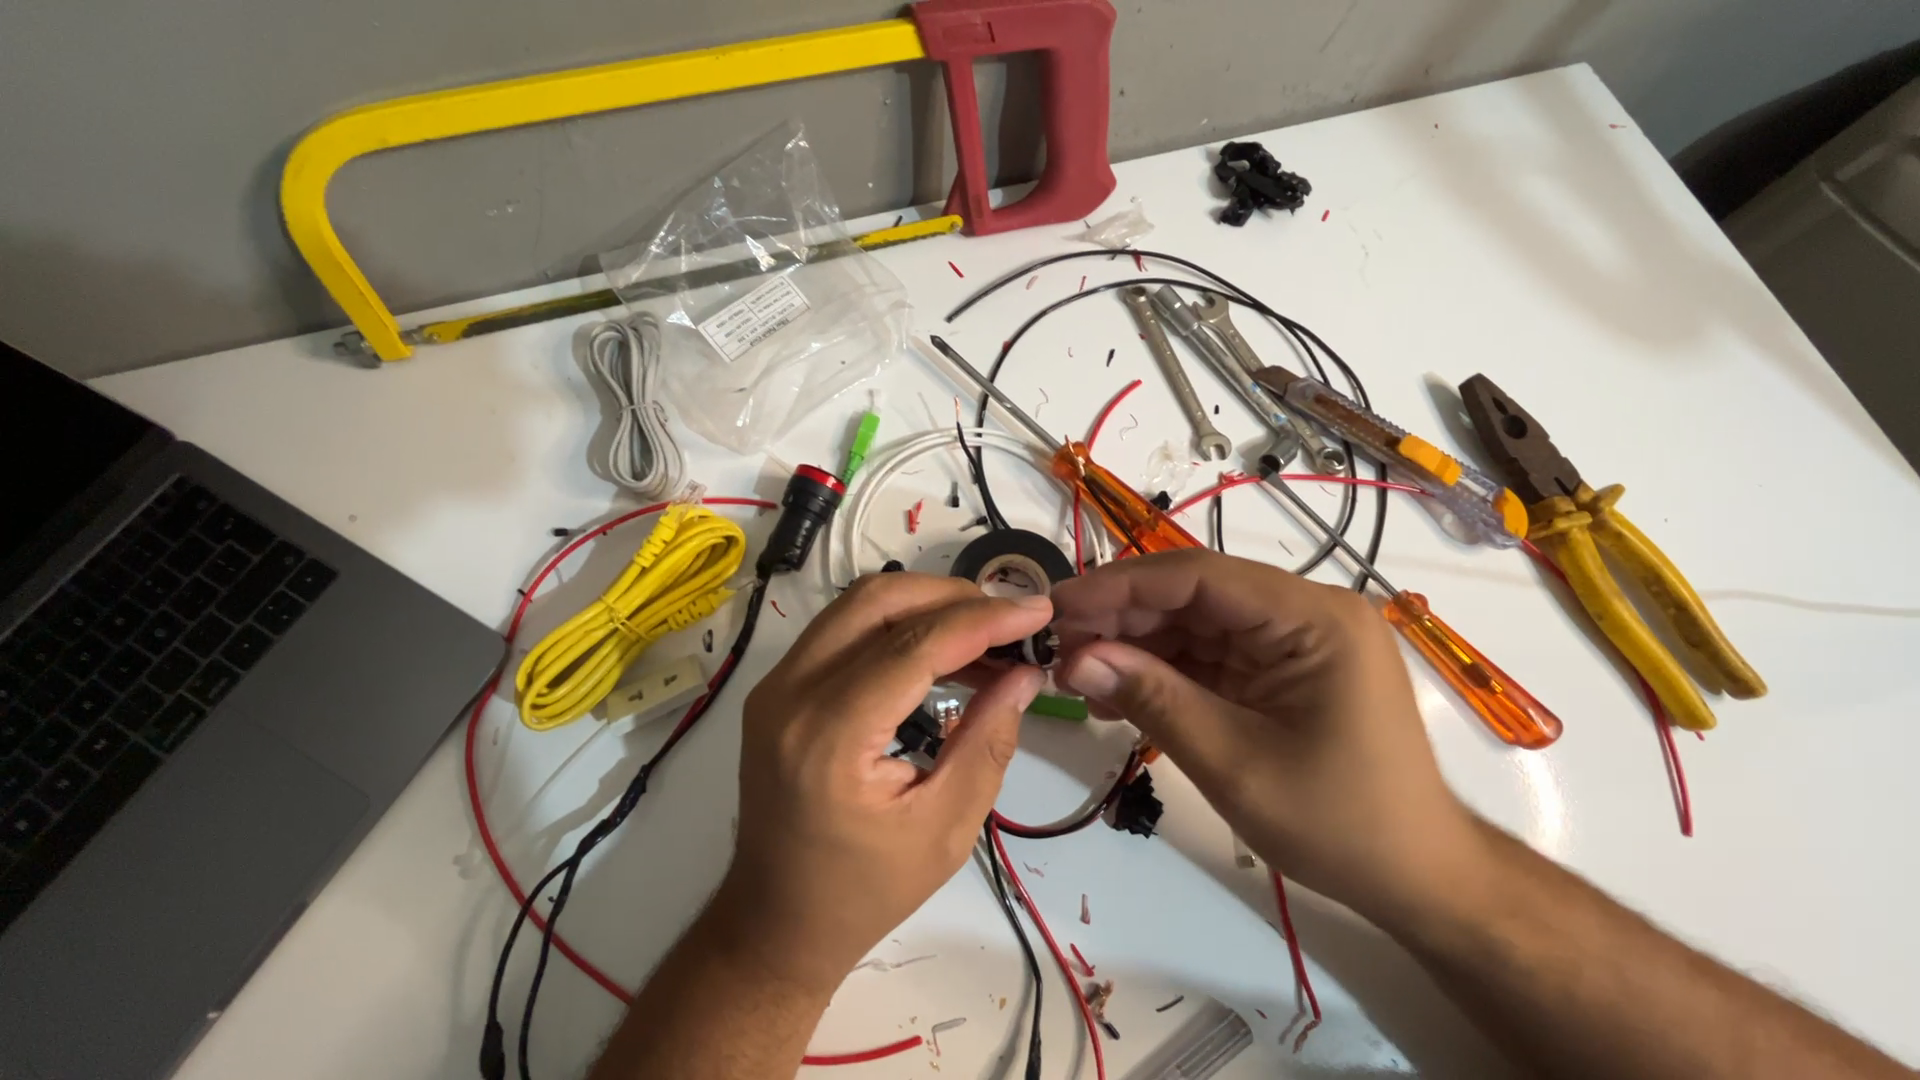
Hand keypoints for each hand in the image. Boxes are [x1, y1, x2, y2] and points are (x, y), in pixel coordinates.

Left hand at [713, 573, 1049, 989]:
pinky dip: (895, 624)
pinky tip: (938, 650)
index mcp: (830, 738)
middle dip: (952, 597)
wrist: (777, 921)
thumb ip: (987, 743)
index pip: (914, 647)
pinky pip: (841, 629)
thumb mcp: (945, 829)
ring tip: (984, 632)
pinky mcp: (776, 689)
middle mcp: (790, 695)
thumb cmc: (865, 891)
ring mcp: (775, 687)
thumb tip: (1026, 673)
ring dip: (924, 604)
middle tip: (1010, 619)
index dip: (983, 620)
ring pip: (857, 605)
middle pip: (877, 602)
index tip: (1037, 611)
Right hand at [1049, 550, 1479, 920]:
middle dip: (1122, 618)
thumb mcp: (1234, 762)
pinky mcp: (1282, 670)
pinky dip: (1163, 673)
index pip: (1200, 576)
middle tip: (1055, 646)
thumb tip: (1073, 658)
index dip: (1121, 586)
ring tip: (1076, 675)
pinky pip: (1210, 656)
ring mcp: (1294, 641)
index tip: (1058, 607)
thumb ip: (1154, 699)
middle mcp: (1306, 613)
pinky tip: (1117, 695)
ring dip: (1135, 646)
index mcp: (1313, 618)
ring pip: (1195, 624)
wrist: (1416, 877)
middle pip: (1194, 595)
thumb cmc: (1337, 823)